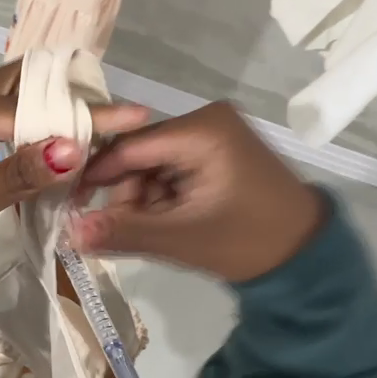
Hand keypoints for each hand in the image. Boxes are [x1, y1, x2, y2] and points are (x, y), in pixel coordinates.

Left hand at [0, 62, 148, 259]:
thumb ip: (16, 176)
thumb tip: (72, 148)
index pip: (30, 106)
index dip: (81, 115)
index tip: (131, 118)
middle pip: (26, 83)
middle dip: (73, 96)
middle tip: (122, 116)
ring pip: (19, 97)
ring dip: (58, 109)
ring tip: (104, 126)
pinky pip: (9, 117)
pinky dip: (39, 125)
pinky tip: (65, 142)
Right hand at [70, 102, 326, 282]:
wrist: (308, 258)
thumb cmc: (250, 243)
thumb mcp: (183, 239)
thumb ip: (124, 232)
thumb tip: (68, 234)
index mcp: (203, 130)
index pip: (129, 147)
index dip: (94, 176)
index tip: (68, 207)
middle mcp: (206, 120)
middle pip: (138, 154)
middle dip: (124, 194)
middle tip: (119, 231)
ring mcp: (213, 135)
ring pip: (150, 165)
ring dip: (141, 199)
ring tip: (154, 231)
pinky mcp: (215, 152)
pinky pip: (169, 170)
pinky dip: (160, 198)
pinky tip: (168, 222)